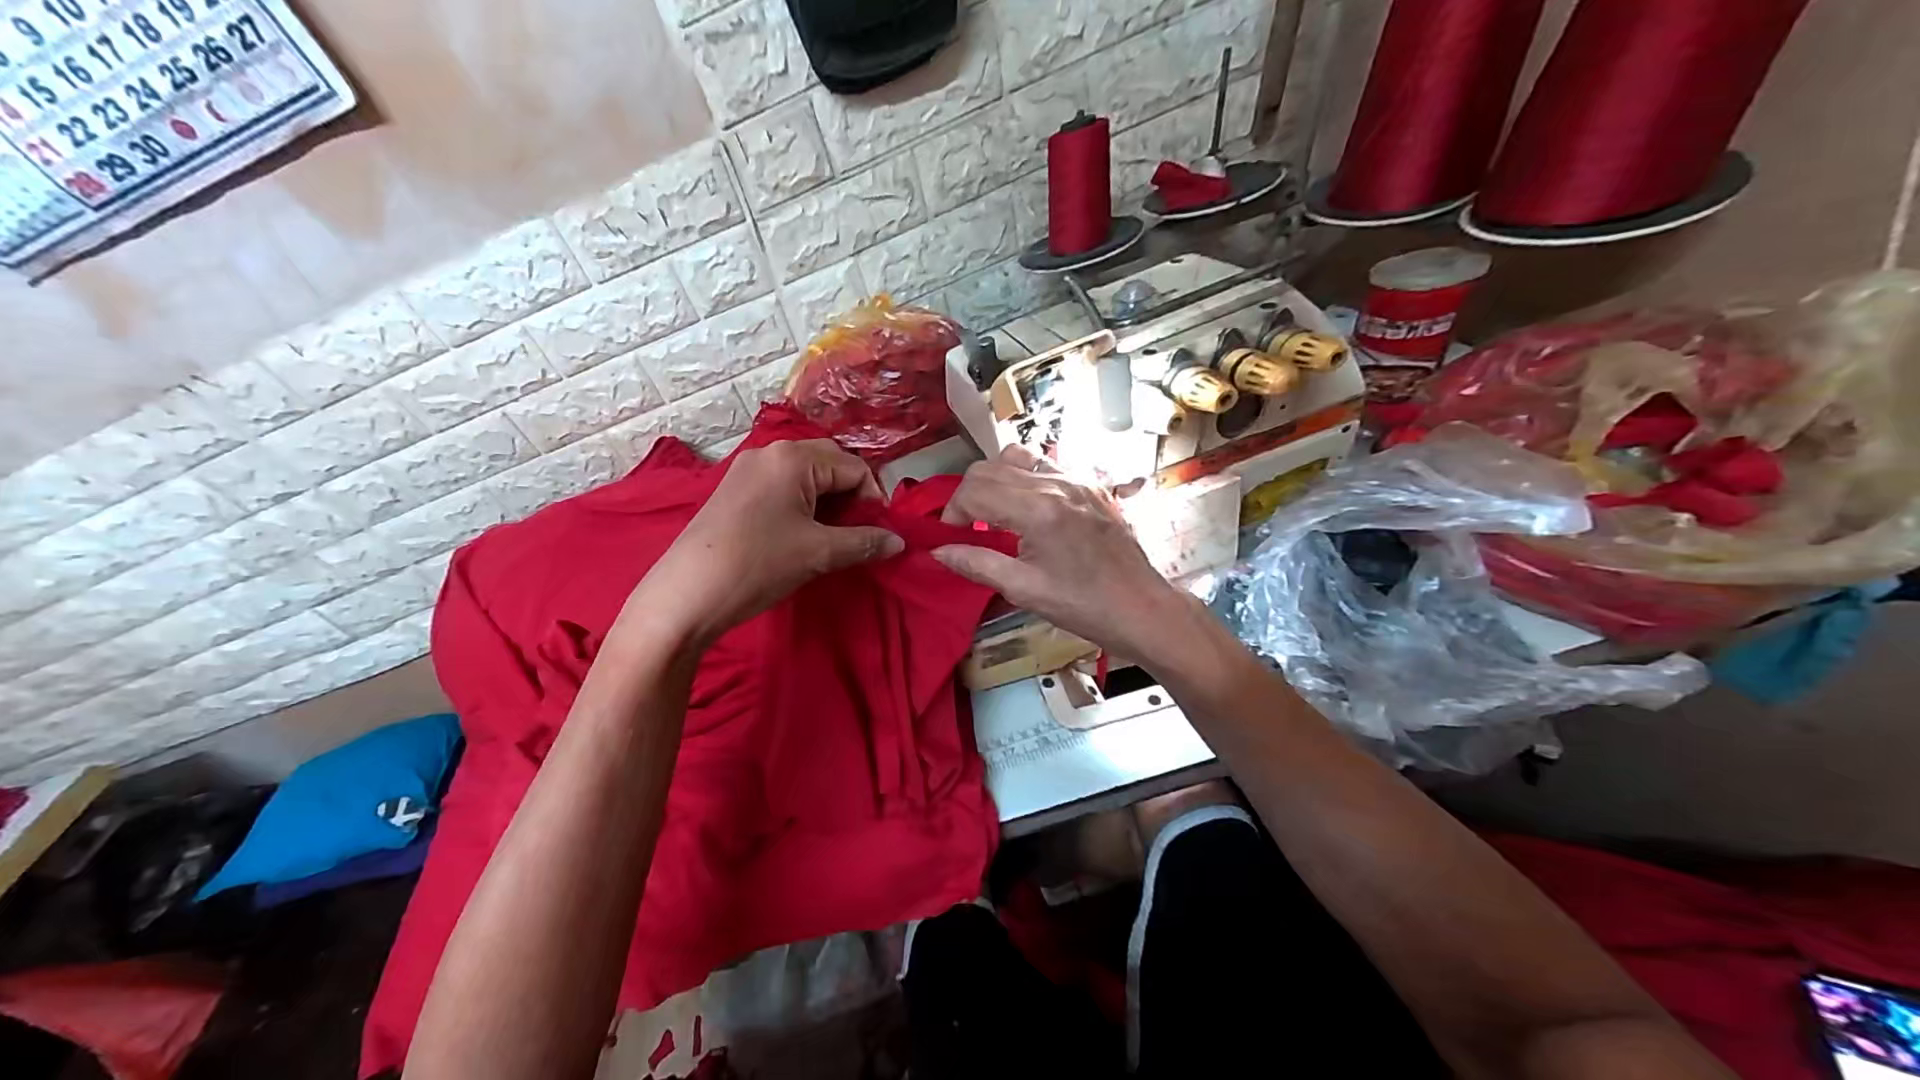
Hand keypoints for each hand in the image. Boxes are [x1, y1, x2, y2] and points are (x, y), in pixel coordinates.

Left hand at [624, 440, 903, 647]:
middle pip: (830, 464)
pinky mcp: (735, 491)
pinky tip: (803, 537)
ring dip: (828, 503)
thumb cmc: (758, 564)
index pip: (854, 467)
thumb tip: (899, 542)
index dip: (874, 500)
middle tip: (857, 535)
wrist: (686, 595)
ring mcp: (748, 470)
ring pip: (807, 477)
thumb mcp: (819, 553)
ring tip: (832, 540)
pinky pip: (783, 488)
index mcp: (793, 457)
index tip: (879, 535)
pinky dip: (803, 507)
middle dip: (851, 497)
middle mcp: (770, 453)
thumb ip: (865, 542)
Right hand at [932, 446, 1197, 659]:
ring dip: (995, 479)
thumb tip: (938, 552)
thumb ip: (977, 564)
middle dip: (968, 494)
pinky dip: (1024, 478)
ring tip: (995, 513)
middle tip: (967, 527)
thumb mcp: (1024, 590)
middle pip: (990, 467)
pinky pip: (1045, 465)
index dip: (952, 512)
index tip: (951, 537)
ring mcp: (1076, 480)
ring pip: (1017, 457)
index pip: (974, 490)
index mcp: (1037, 509)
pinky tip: (1028, 511)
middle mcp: (1055, 483)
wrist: (1142, 608)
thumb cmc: (1083, 606)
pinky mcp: (1090, 485)